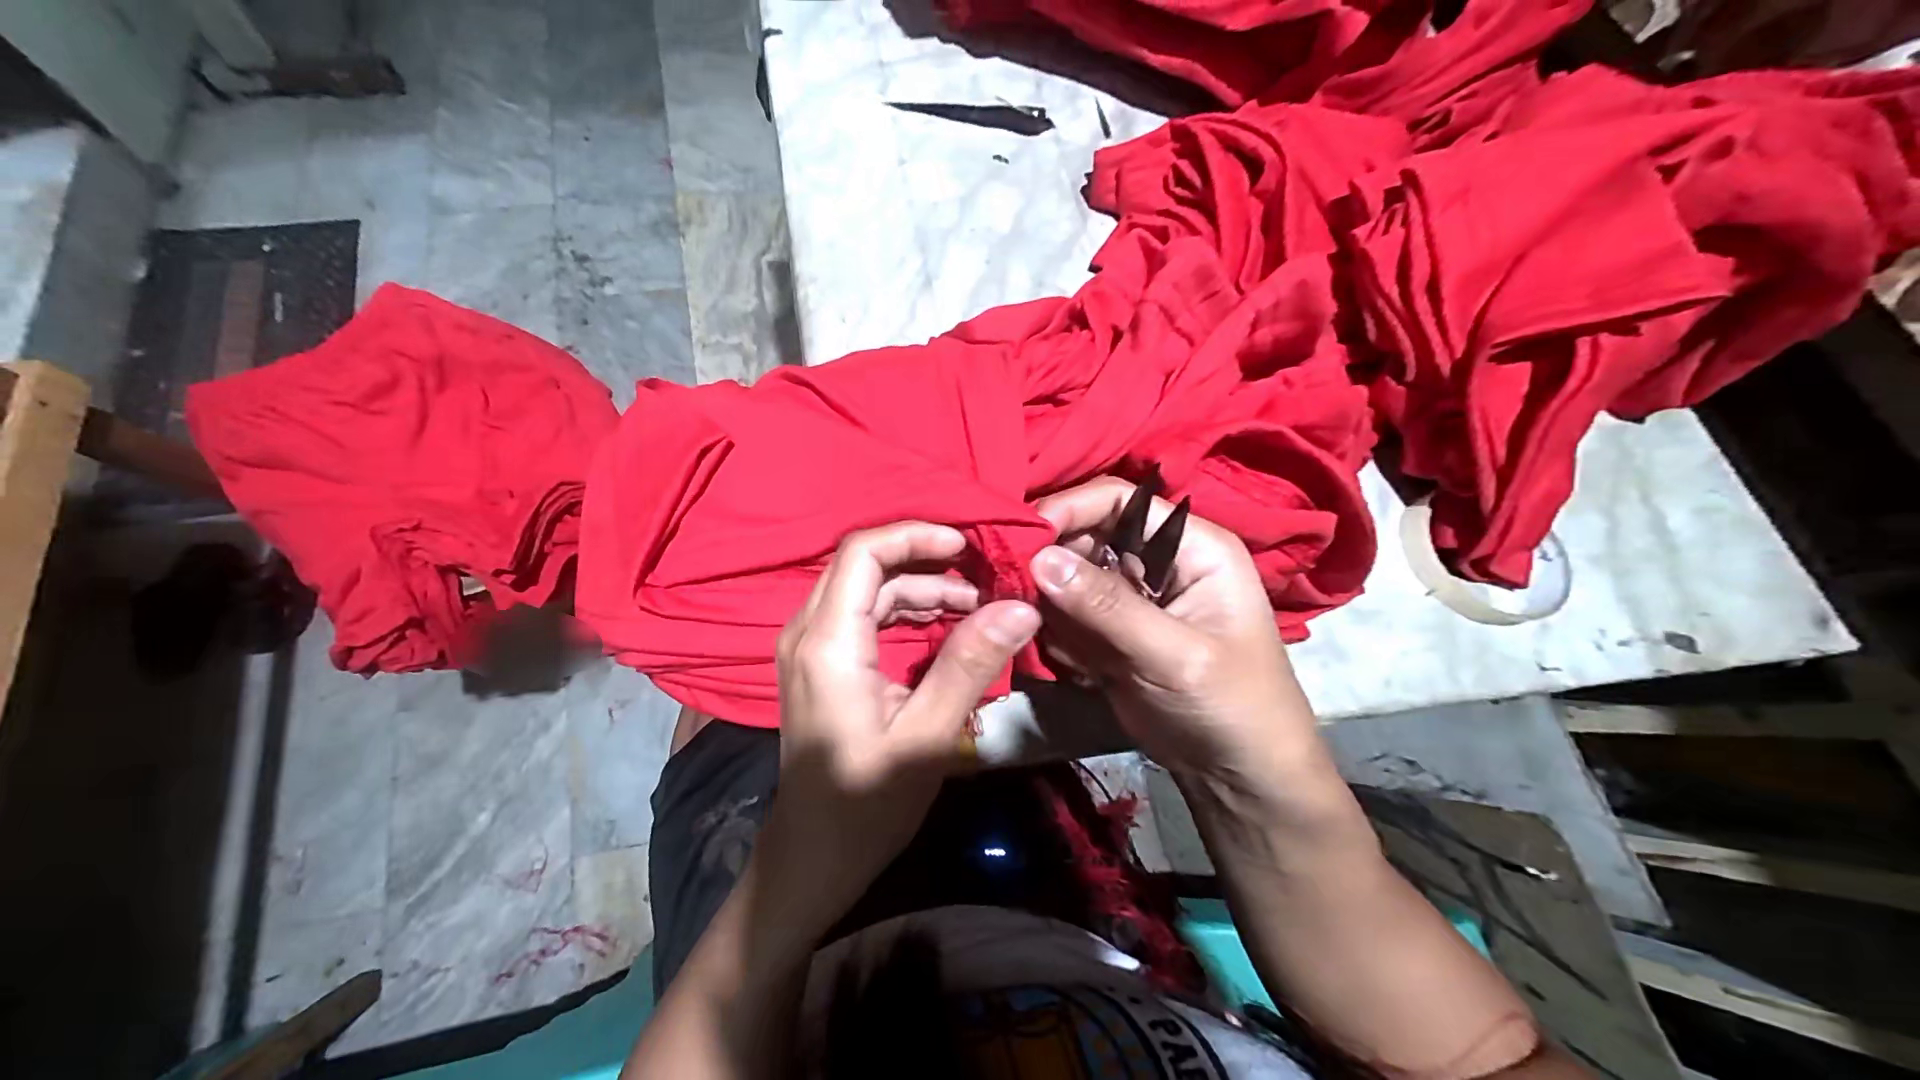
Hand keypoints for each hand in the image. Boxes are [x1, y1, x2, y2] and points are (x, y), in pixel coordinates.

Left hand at [761, 521, 1039, 930]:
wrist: (814, 854)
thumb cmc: (866, 803)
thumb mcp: (927, 736)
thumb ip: (970, 665)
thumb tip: (1022, 606)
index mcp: (828, 641)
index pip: (863, 552)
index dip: (915, 535)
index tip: (968, 546)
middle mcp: (807, 631)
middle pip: (866, 565)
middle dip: (927, 562)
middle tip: (985, 578)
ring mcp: (809, 647)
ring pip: (867, 589)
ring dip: (921, 588)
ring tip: (978, 605)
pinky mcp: (821, 664)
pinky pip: (864, 616)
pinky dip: (906, 612)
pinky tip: (947, 627)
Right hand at [1030, 478, 1326, 789]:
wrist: (1237, 776)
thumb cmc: (1230, 707)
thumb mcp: (1175, 656)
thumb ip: (1108, 607)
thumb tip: (1040, 558)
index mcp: (1191, 546)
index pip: (1120, 502)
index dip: (1070, 509)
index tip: (1022, 535)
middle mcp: (1157, 561)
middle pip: (1085, 535)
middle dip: (1048, 559)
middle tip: (1011, 588)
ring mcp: (1129, 598)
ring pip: (1067, 576)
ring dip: (1047, 601)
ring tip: (1045, 635)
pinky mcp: (1109, 631)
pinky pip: (1066, 615)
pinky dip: (1056, 634)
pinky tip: (1075, 666)